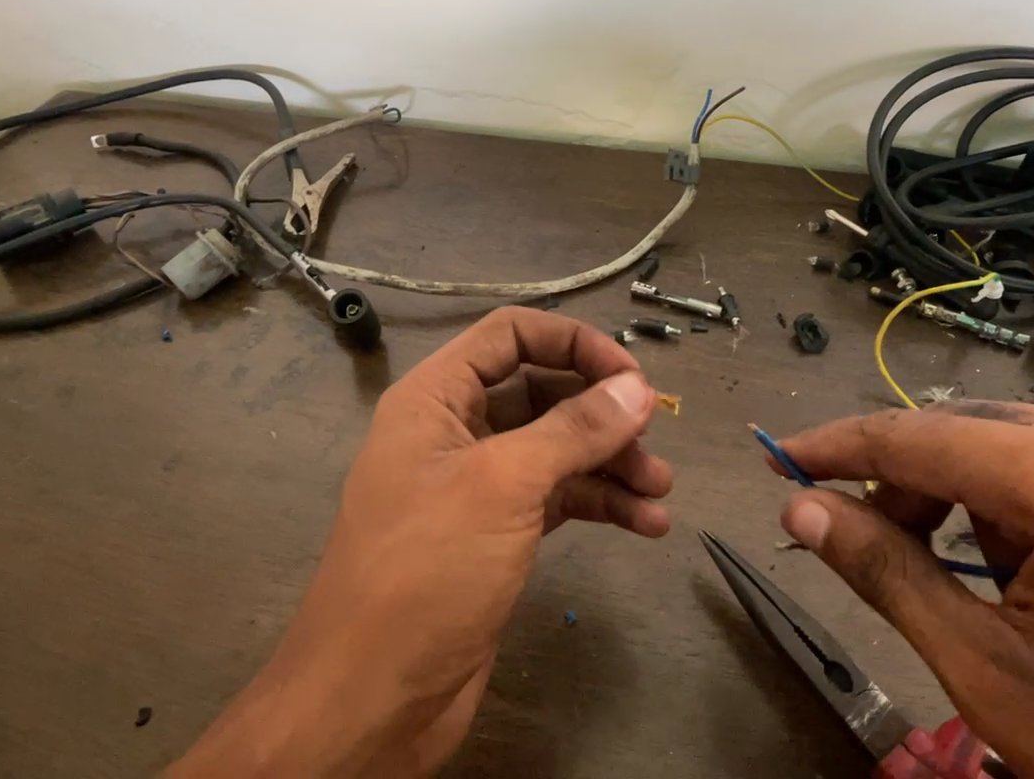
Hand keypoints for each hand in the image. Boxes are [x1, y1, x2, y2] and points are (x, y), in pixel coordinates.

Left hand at [169, 307, 672, 778]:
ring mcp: (477, 484)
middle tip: (652, 434)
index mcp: (436, 397)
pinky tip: (645, 523)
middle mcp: (455, 430)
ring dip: (610, 461)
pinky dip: (599, 503)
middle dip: (600, 409)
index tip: (629, 375)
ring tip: (661, 488)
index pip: (510, 335)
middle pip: (541, 390)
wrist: (372, 698)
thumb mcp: (503, 485)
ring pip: (555, 448)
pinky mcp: (497, 532)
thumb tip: (638, 386)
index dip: (573, 343)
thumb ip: (574, 429)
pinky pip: (557, 497)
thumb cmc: (426, 570)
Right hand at [771, 402, 1033, 778]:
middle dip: (902, 480)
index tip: (776, 460)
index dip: (835, 446)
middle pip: (964, 431)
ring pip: (1013, 445)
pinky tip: (1019, 566)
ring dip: (959, 493)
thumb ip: (888, 573)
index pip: (915, 435)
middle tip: (860, 537)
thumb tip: (802, 510)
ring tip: (946, 569)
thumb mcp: (996, 672)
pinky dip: (1017, 503)